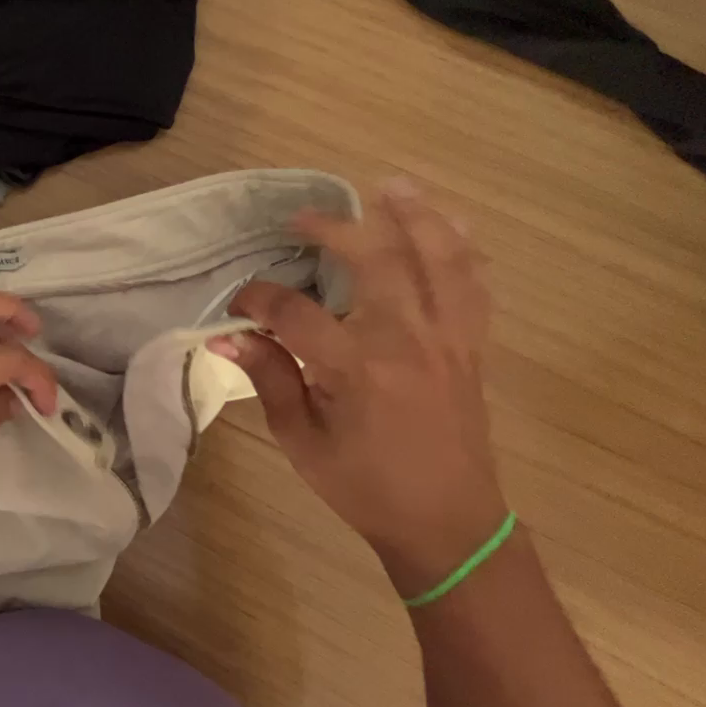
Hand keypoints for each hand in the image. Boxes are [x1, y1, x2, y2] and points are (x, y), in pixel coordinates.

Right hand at [209, 182, 509, 596]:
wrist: (446, 520)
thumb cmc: (362, 484)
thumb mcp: (300, 438)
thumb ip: (269, 379)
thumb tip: (232, 336)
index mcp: (358, 369)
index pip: (296, 313)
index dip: (259, 300)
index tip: (236, 304)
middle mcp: (410, 342)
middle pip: (379, 263)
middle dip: (337, 231)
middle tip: (303, 217)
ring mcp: (450, 340)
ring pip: (442, 260)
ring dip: (417, 217)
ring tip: (392, 186)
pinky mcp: (471, 347)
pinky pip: (473, 284)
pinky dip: (461, 249)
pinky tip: (448, 228)